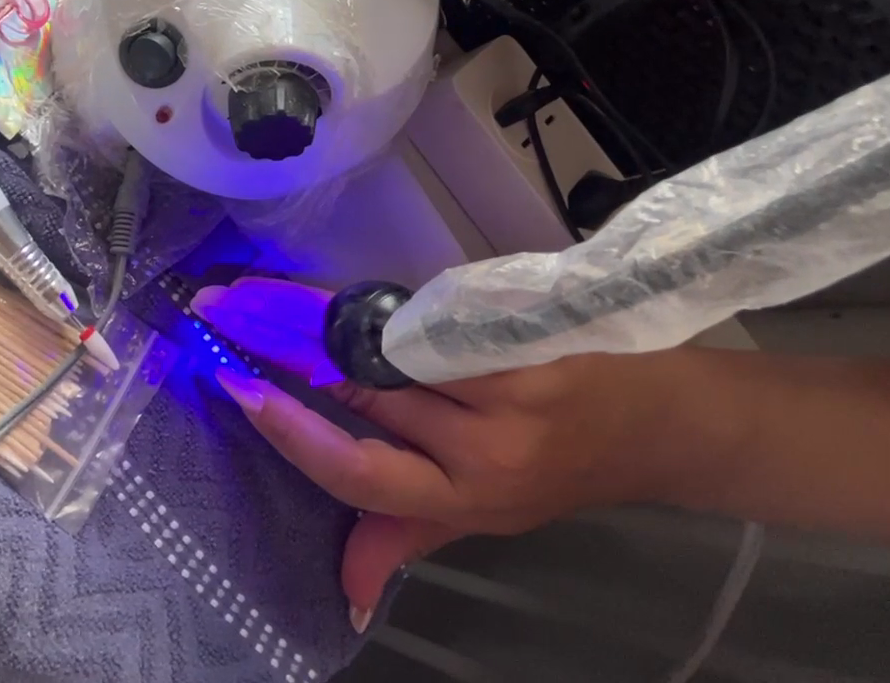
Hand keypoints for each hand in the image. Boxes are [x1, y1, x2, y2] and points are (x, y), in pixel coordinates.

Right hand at [195, 279, 699, 630]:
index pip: (358, 471)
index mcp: (465, 500)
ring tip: (264, 295)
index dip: (291, 430)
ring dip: (321, 319)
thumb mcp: (481, 515)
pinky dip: (383, 307)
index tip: (235, 386)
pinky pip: (430, 318)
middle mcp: (484, 453)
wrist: (662, 424)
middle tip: (226, 308)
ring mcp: (507, 390)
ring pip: (387, 348)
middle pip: (362, 391)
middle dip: (287, 346)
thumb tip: (344, 595)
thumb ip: (405, 535)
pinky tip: (345, 294)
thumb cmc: (558, 469)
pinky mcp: (525, 339)